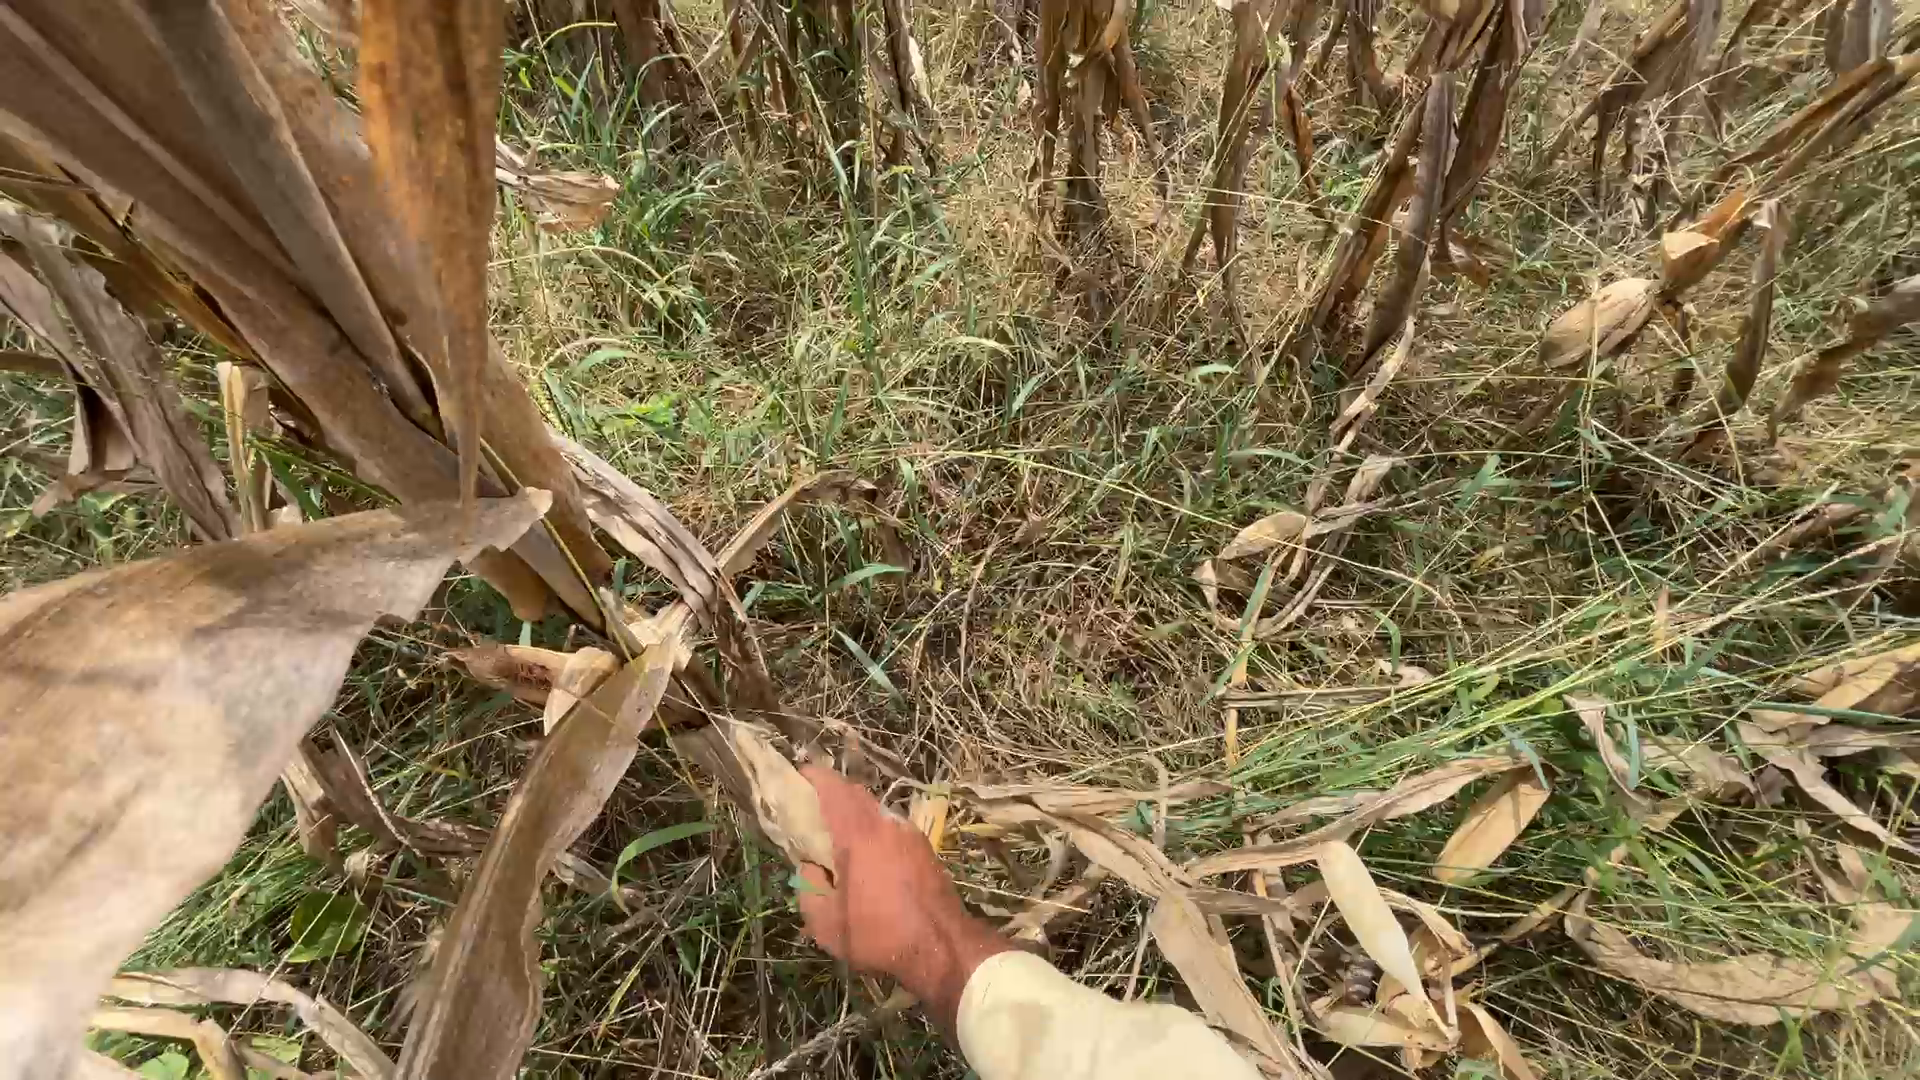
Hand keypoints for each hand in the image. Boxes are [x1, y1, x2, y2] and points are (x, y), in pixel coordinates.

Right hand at [796, 765, 1009, 1028]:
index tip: (801, 773)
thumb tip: (809, 866)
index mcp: (858, 836)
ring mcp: (908, 832)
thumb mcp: (826, 923)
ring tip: (841, 836)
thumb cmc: (878, 933)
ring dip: (857, 813)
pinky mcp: (924, 846)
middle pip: (857, 794)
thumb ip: (809, 887)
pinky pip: (892, 827)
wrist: (939, 944)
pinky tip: (871, 857)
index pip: (835, 790)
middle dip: (834, 792)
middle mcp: (885, 824)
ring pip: (876, 810)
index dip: (816, 776)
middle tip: (815, 807)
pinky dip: (875, 830)